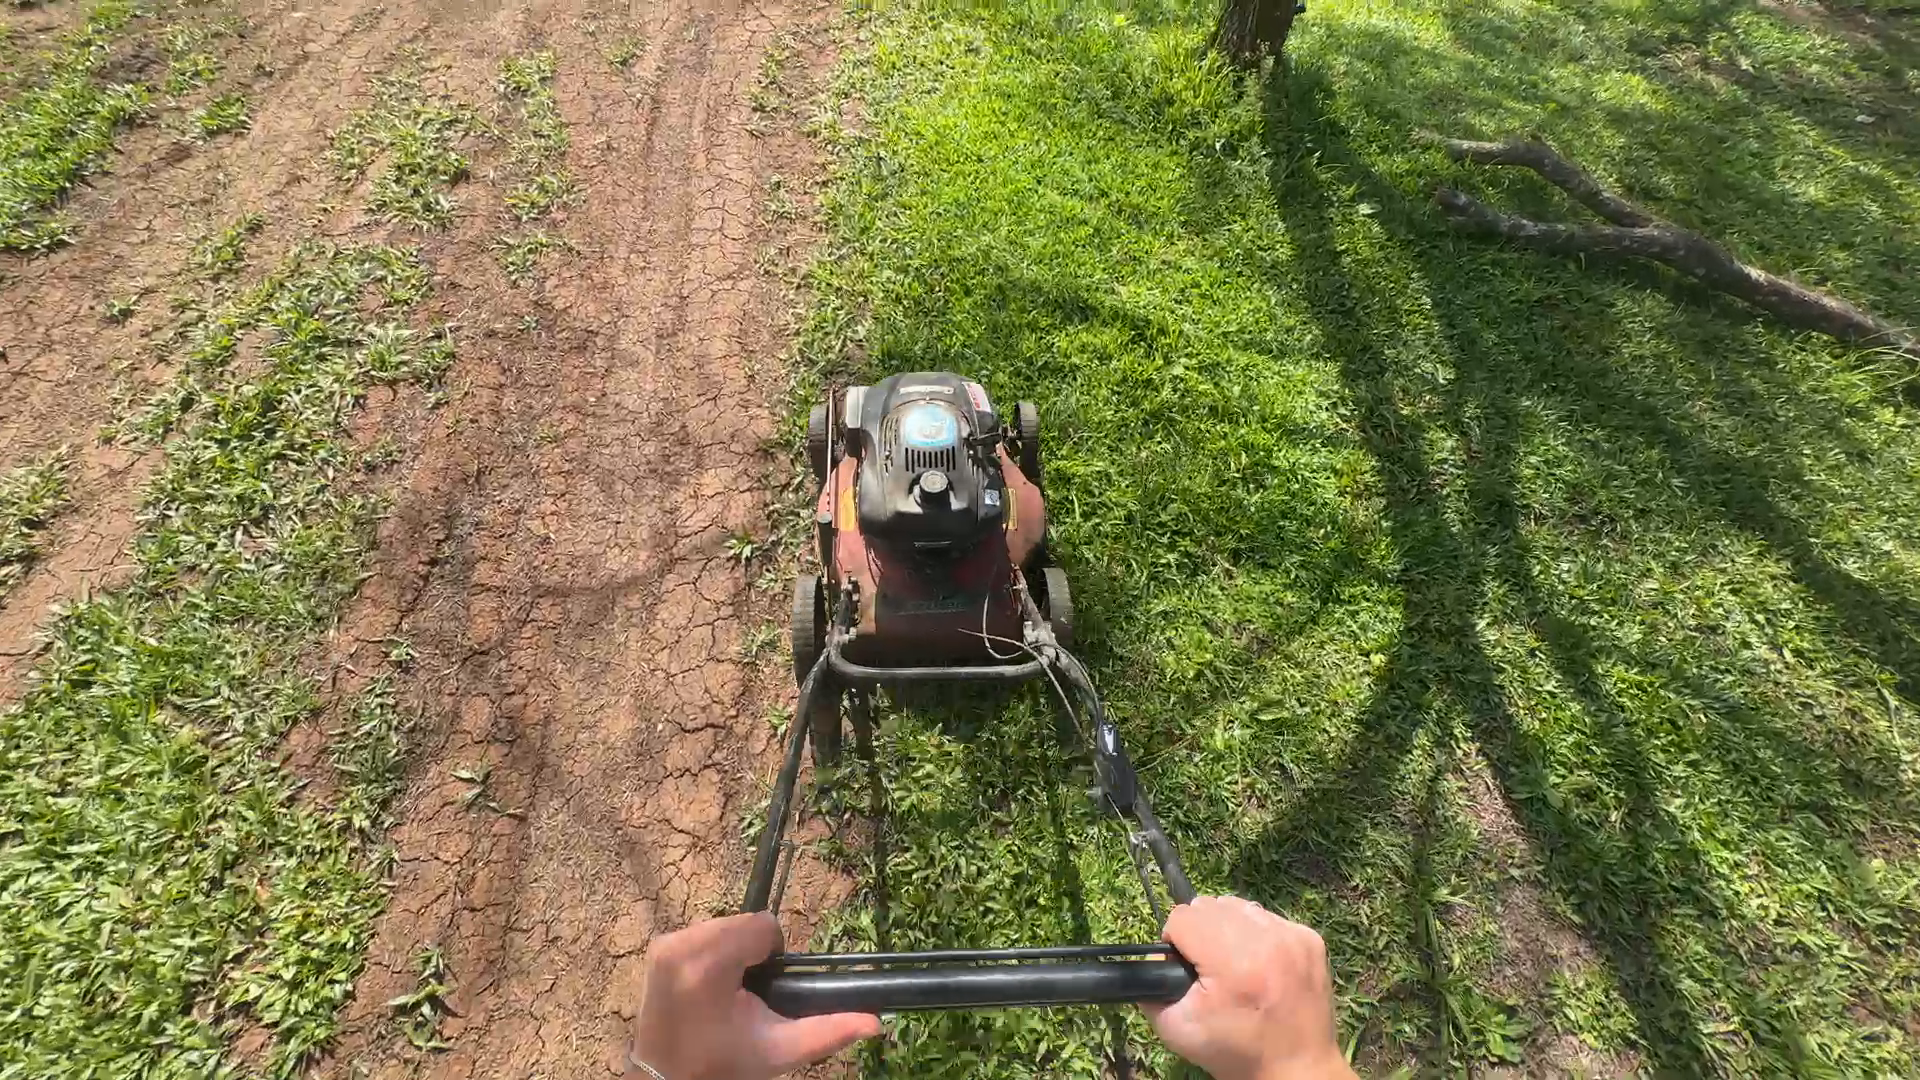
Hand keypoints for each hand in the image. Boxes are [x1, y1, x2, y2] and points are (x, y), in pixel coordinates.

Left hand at [628, 912, 880, 1079]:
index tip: (758, 990)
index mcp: (708, 967)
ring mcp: (665, 944)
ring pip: (726, 922)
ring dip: (733, 949)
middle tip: (742, 995)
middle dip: (750, 952)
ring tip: (725, 992)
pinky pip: (703, 930)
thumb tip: (876, 1023)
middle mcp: (682, 946)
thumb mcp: (776, 1052)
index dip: (769, 956)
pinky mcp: (657, 947)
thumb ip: (827, 1031)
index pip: (762, 926)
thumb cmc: (722, 1067)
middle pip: (744, 921)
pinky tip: (706, 986)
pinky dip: (712, 950)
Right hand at [1143, 896, 1354, 1079]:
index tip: (1188, 970)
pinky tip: (1260, 965)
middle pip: (1208, 906)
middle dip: (1201, 933)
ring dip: (1227, 928)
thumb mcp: (1178, 1030)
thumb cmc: (1236, 1053)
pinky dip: (1254, 935)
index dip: (1177, 942)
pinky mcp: (1308, 938)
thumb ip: (1149, 987)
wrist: (1299, 1074)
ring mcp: (1291, 936)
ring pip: (1234, 905)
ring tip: (1235, 965)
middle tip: (1211, 970)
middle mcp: (1266, 940)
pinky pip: (1263, 916)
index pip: (1182, 917)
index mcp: (1233, 961)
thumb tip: (1149, 956)